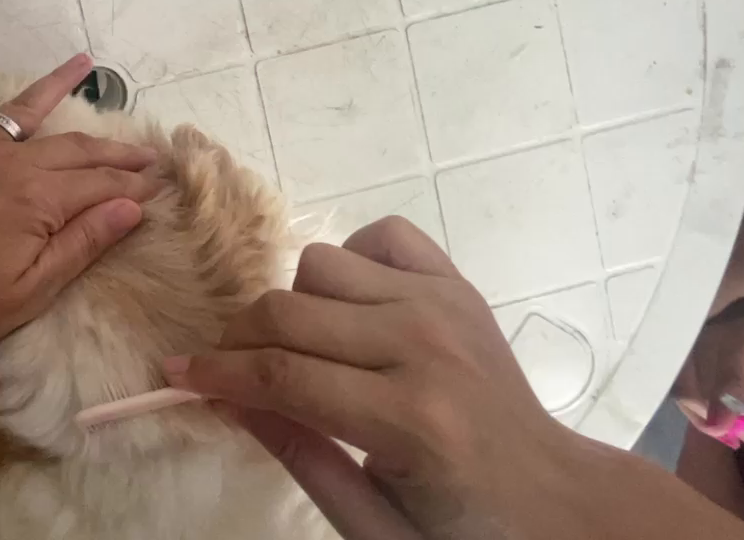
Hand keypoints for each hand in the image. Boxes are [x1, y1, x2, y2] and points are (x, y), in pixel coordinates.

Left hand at [0, 39, 160, 359]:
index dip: (132, 186)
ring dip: (56, 84)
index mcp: (35, 199)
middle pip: (73, 149)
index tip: (160, 184)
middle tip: (147, 152)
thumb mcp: (32, 290)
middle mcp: (7, 162)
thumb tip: (132, 207)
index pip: (99, 185)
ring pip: (24, 112)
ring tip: (84, 62)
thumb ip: (82, 242)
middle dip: (114, 152)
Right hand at [163, 217, 579, 539]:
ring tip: (311, 348)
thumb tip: (224, 397)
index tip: (177, 374)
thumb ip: (297, 456)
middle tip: (230, 369)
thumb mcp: (377, 527)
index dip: (218, 373)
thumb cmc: (468, 530)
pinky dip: (353, 261)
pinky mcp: (456, 283)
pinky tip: (355, 306)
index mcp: (414, 421)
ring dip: (297, 305)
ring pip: (318, 265)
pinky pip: (379, 234)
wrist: (566, 505)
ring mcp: (443, 303)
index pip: (284, 376)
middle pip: (287, 312)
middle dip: (239, 340)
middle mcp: (426, 346)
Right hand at [673, 290, 743, 461]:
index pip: (727, 378)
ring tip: (742, 441)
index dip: (721, 405)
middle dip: (731, 427)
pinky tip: (720, 426)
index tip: (719, 430)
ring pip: (684, 392)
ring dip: (712, 422)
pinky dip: (699, 411)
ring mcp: (685, 348)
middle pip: (699, 391)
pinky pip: (681, 388)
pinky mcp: (679, 356)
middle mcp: (704, 344)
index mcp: (741, 345)